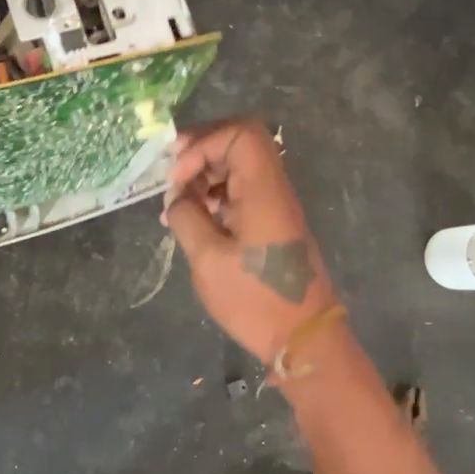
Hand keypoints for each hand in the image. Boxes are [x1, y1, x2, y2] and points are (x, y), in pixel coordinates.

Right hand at [163, 119, 336, 362]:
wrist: (303, 338)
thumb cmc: (254, 299)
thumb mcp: (208, 259)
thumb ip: (186, 218)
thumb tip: (176, 198)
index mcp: (263, 191)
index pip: (239, 135)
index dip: (203, 144)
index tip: (178, 177)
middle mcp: (273, 191)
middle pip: (240, 144)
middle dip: (200, 153)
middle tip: (170, 177)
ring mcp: (275, 208)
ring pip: (239, 169)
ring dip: (204, 177)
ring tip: (175, 204)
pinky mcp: (272, 227)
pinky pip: (241, 194)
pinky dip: (214, 197)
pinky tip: (191, 221)